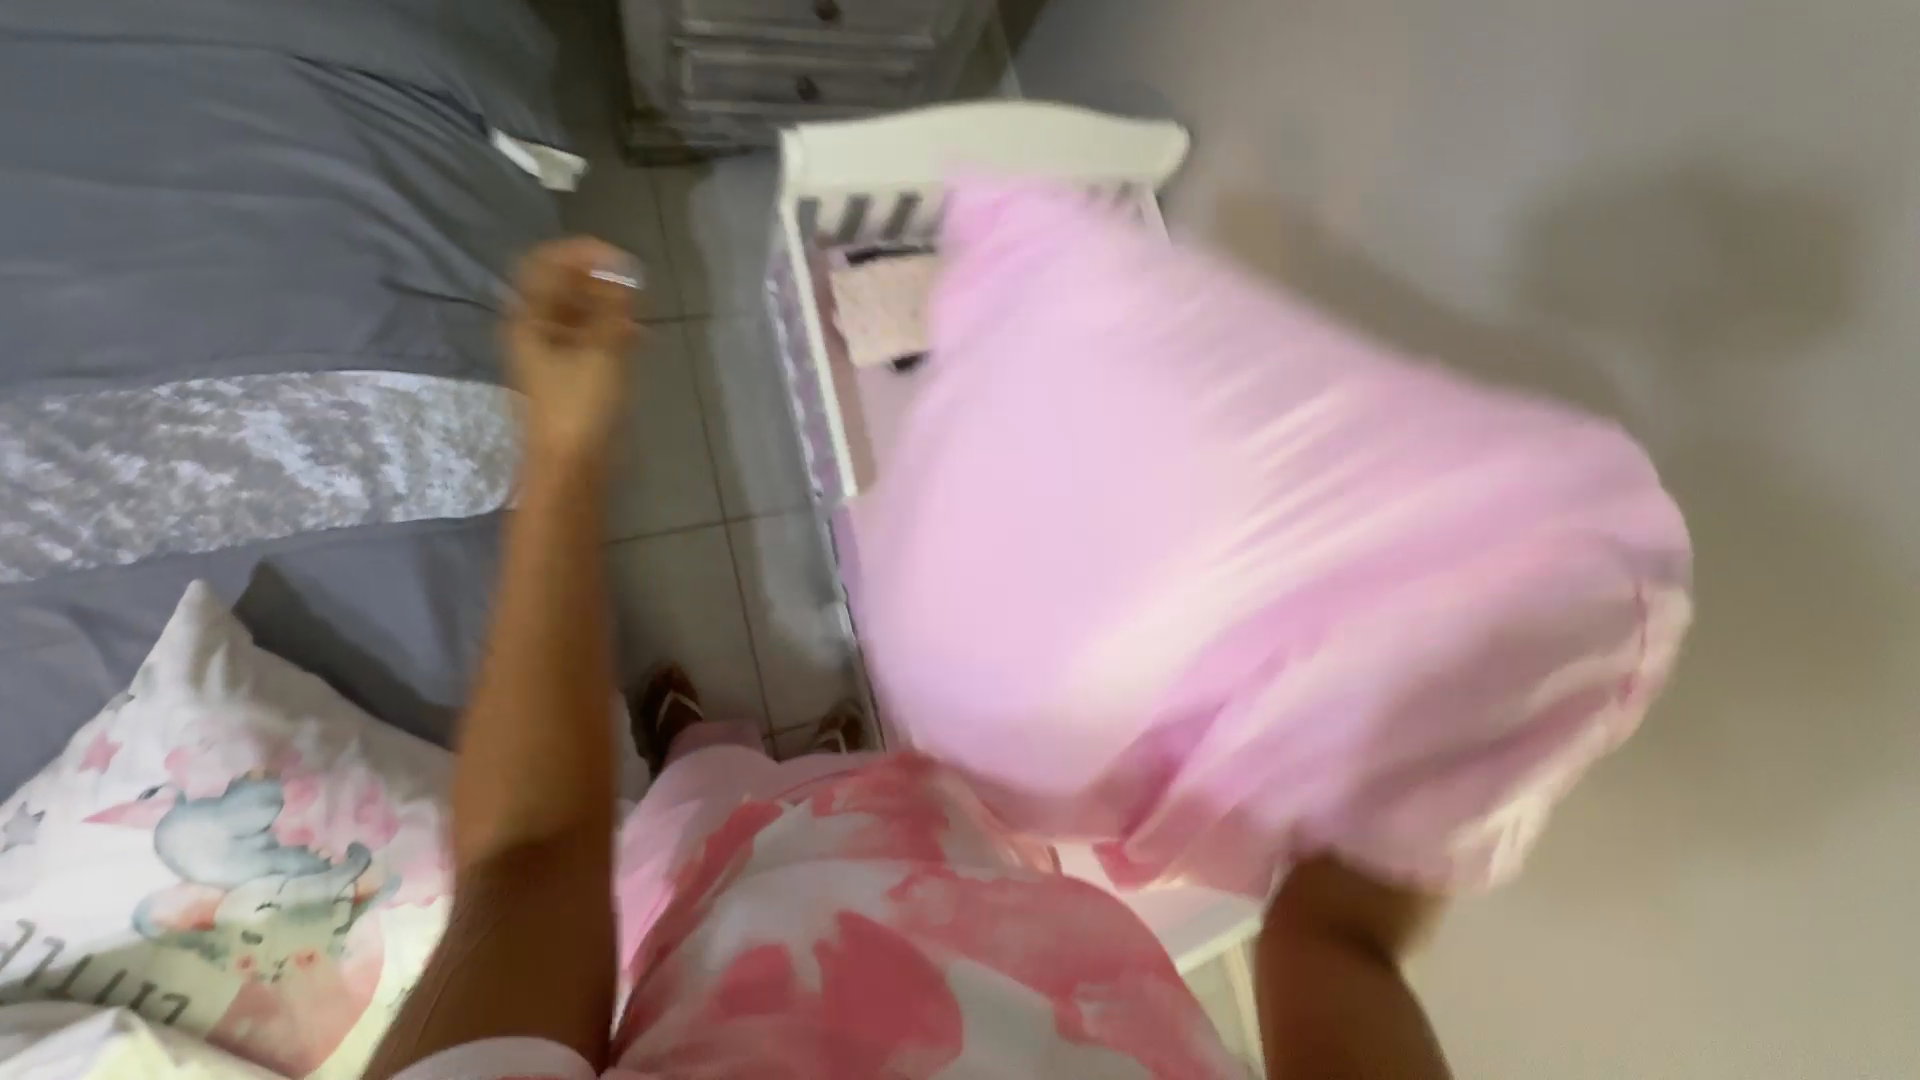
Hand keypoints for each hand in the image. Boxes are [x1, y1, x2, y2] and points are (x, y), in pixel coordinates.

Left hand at [505, 236, 643, 467]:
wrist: (571, 466)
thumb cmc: (581, 408)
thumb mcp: (601, 352)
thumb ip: (613, 309)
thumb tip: (625, 272)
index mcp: (529, 319)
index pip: (547, 265)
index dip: (582, 254)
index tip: (622, 260)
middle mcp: (535, 330)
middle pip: (562, 288)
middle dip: (599, 280)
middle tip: (635, 286)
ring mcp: (552, 354)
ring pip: (579, 314)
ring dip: (608, 306)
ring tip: (639, 311)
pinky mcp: (571, 375)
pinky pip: (590, 338)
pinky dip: (611, 331)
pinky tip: (638, 337)